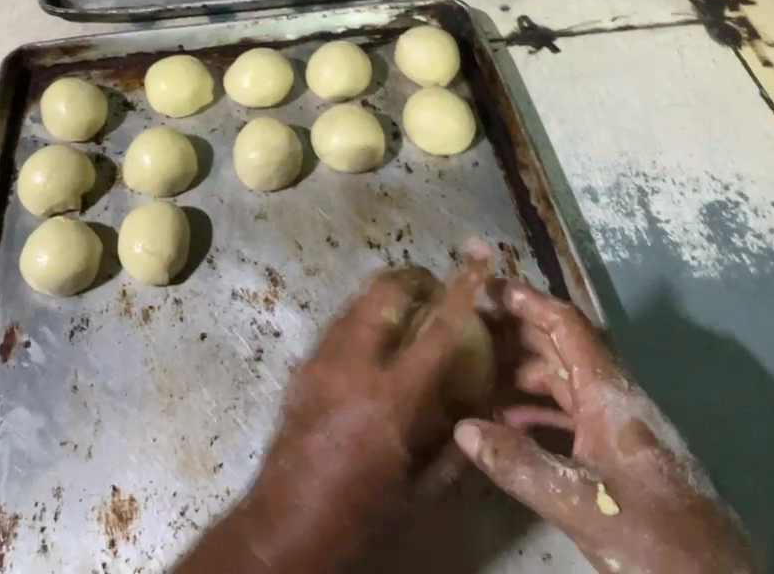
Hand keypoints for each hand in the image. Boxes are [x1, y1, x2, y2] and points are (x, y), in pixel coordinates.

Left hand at [175, 257, 489, 572]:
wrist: (287, 520)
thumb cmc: (364, 511)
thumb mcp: (423, 485)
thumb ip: (459, 441)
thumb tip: (487, 406)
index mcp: (392, 398)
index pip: (439, 327)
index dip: (463, 285)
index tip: (479, 253)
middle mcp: (353, 364)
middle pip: (387, 290)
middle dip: (418, 278)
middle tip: (439, 291)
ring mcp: (321, 358)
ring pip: (359, 299)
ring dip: (389, 295)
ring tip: (411, 311)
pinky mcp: (302, 363)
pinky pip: (339, 322)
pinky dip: (364, 317)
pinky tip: (375, 343)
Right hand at [457, 280, 759, 572]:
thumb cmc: (653, 535)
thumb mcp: (581, 503)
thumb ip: (520, 465)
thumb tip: (462, 427)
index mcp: (610, 394)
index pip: (568, 326)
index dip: (529, 302)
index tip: (489, 289)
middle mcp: (613, 399)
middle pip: (560, 348)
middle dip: (516, 332)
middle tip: (469, 326)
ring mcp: (615, 427)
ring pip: (562, 381)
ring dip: (520, 372)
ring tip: (475, 372)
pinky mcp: (615, 455)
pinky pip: (567, 414)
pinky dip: (533, 409)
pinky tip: (504, 425)